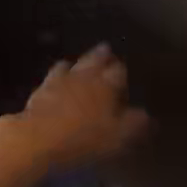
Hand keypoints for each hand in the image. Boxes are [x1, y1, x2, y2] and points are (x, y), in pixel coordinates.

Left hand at [0, 44, 149, 173]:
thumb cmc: (84, 138)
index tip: (124, 70)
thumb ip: (133, 124)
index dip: (122, 71)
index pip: (118, 72)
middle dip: (103, 55)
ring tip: (85, 58)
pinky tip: (60, 72)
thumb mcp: (117, 136)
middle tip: (106, 48)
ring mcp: (62, 79)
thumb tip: (146, 115)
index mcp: (106, 86)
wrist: (40, 136)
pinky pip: (55, 72)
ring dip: (82, 60)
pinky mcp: (43, 86)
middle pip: (96, 60)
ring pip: (75, 63)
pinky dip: (61, 70)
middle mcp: (85, 76)